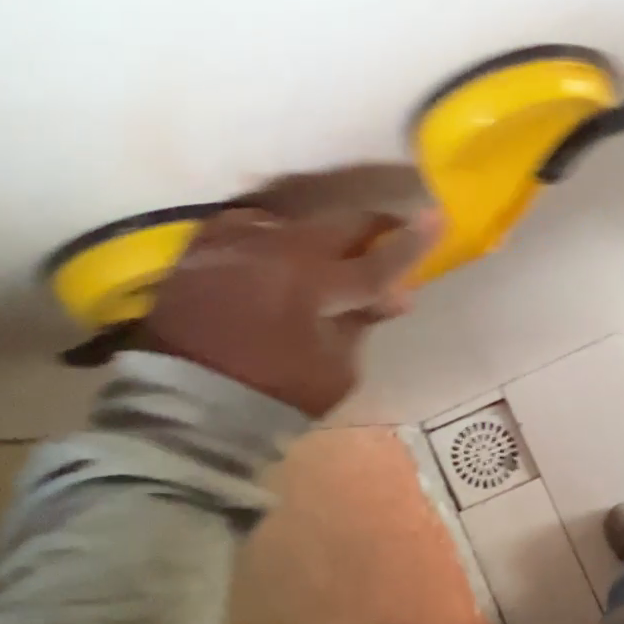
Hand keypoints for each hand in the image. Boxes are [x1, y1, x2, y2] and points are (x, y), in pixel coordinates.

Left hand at [140, 207, 433, 416]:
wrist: (185, 407)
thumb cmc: (275, 393)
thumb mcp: (337, 369)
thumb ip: (363, 324)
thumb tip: (391, 297)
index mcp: (314, 282)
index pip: (379, 260)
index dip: (413, 242)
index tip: (438, 216)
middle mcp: (274, 249)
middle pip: (338, 226)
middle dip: (371, 231)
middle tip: (391, 237)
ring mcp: (231, 244)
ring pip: (294, 222)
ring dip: (321, 237)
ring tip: (330, 255)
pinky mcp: (198, 251)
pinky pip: (248, 228)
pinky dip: (274, 239)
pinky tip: (278, 254)